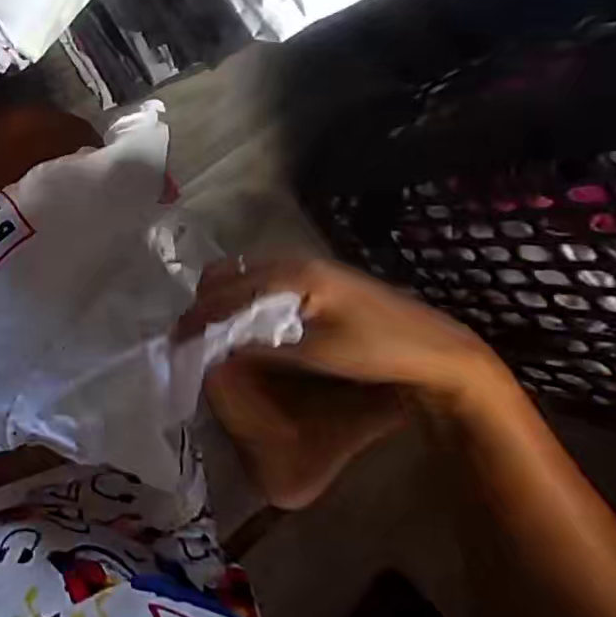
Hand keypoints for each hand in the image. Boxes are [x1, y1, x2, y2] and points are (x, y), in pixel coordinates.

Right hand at [181, 257, 506, 401]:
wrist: (438, 349)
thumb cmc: (379, 351)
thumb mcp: (318, 354)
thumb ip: (265, 348)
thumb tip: (217, 350)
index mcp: (292, 275)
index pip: (229, 292)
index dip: (200, 315)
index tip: (177, 337)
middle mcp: (294, 262)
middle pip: (230, 273)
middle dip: (206, 301)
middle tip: (193, 334)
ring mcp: (307, 267)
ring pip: (246, 275)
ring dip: (224, 298)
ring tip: (212, 330)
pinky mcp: (318, 278)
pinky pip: (263, 280)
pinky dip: (244, 297)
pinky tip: (246, 321)